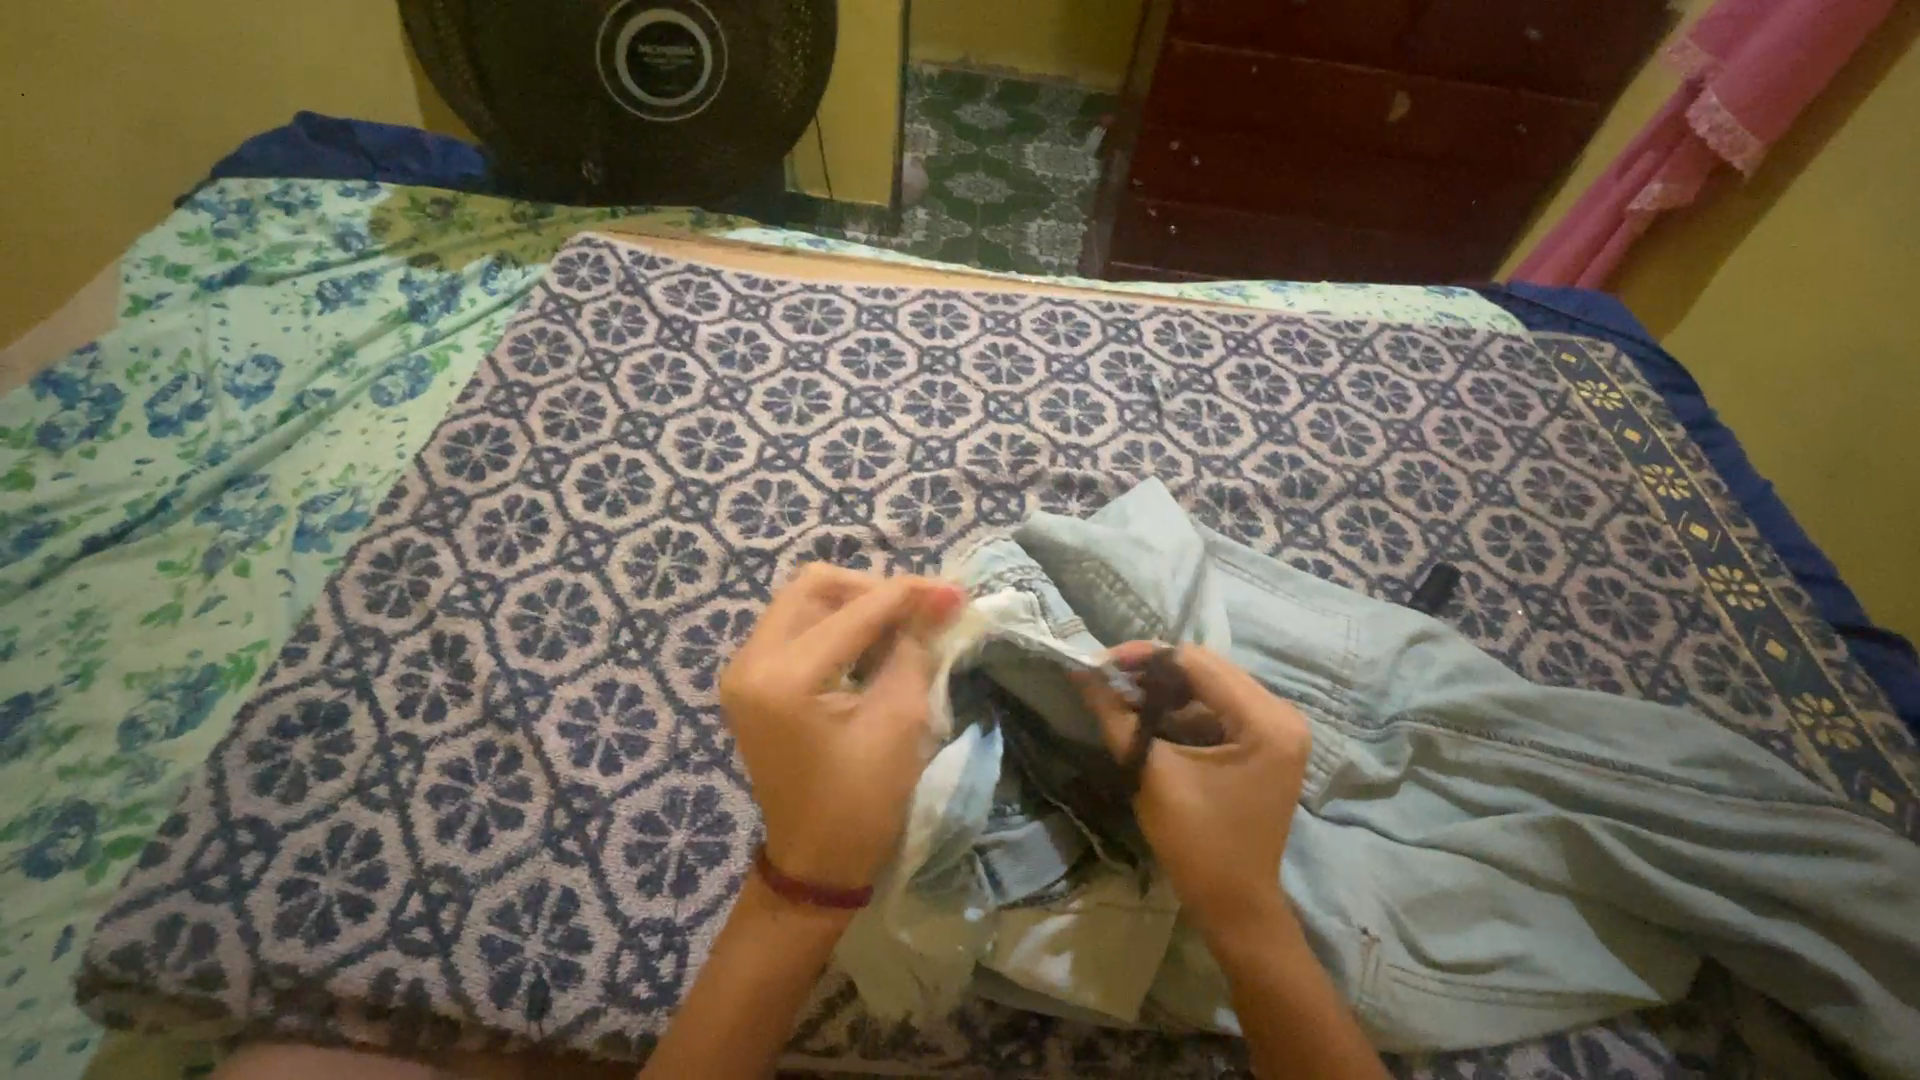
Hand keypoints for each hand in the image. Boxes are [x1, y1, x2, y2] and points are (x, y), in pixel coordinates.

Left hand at [718, 564, 964, 890]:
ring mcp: (744, 670)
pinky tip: (872, 643)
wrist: (816, 863)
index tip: (954, 591)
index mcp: (782, 678)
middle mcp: (750, 662)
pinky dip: (836, 625)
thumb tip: (940, 598)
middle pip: (814, 587)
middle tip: (920, 611)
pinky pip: (795, 628)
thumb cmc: (862, 803)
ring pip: (803, 602)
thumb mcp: (900, 721)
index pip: (852, 612)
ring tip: (902, 626)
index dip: (908, 595)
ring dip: (855, 605)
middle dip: (873, 590)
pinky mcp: (751, 681)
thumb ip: (914, 648)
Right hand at [1076, 643, 1311, 935]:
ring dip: (1165, 690)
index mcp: (1266, 721)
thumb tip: (1081, 671)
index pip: (1198, 662)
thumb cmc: (1197, 843)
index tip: (1099, 663)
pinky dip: (1182, 710)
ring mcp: (1277, 730)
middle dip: (1152, 672)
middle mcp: (1281, 714)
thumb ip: (1117, 717)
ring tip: (1120, 696)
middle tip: (1105, 677)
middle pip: (1207, 670)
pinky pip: (1218, 710)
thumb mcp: (1152, 774)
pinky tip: (1148, 717)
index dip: (1144, 656)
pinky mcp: (1265, 744)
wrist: (1234, 905)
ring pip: (1210, 688)